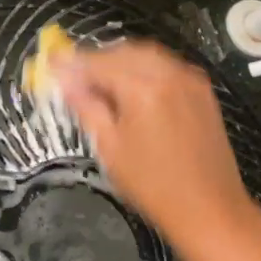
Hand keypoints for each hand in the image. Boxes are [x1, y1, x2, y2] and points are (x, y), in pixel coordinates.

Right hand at [55, 41, 252, 241]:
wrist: (210, 208)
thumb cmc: (154, 186)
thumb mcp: (110, 148)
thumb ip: (86, 107)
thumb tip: (65, 82)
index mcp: (142, 88)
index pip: (97, 62)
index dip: (70, 63)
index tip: (50, 64)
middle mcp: (169, 75)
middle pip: (122, 52)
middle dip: (95, 60)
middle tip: (73, 77)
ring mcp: (190, 81)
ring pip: (146, 56)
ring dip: (119, 62)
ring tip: (99, 84)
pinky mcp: (202, 91)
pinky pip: (166, 67)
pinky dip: (143, 70)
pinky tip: (131, 90)